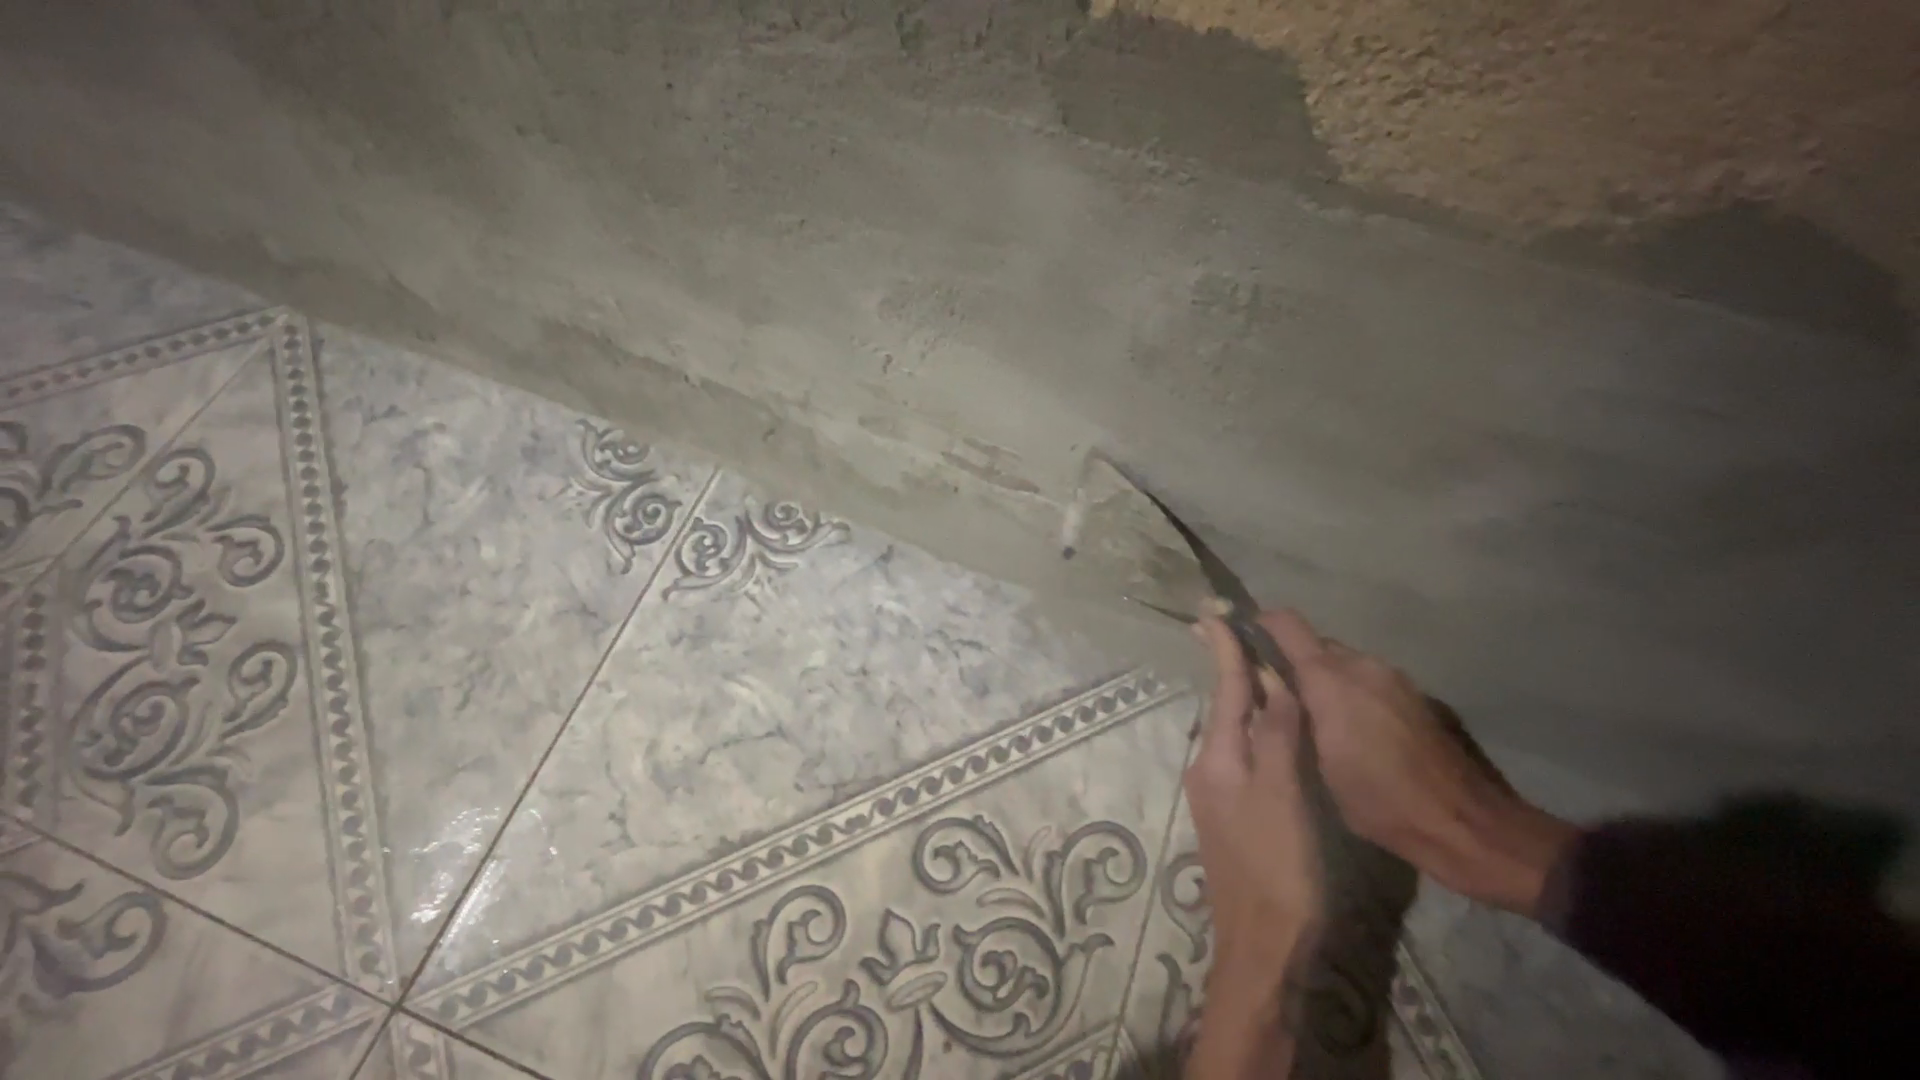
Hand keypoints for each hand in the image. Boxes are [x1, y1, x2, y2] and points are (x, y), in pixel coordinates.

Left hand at [1180, 617, 1323, 1079]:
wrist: (1262, 942)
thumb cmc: (1278, 866)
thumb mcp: (1284, 796)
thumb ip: (1277, 736)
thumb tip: (1271, 680)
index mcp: (1218, 759)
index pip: (1226, 691)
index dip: (1227, 652)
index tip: (1215, 613)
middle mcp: (1209, 769)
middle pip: (1226, 708)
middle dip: (1235, 670)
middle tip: (1240, 632)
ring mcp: (1217, 794)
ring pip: (1234, 732)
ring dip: (1247, 700)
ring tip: (1261, 668)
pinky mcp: (1233, 815)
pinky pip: (1244, 756)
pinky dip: (1258, 731)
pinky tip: (1274, 731)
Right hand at [1260, 609, 1576, 915]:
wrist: (1464, 825)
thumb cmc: (1380, 803)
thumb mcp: (1314, 767)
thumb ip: (1288, 715)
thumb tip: (1263, 685)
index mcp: (1331, 680)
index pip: (1285, 625)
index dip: (1256, 624)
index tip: (1233, 635)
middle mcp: (1362, 666)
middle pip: (1313, 644)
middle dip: (1286, 661)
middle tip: (1266, 692)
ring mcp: (1393, 679)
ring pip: (1340, 664)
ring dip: (1318, 679)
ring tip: (1304, 717)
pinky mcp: (1414, 696)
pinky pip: (1366, 681)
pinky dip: (1346, 693)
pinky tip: (1344, 730)